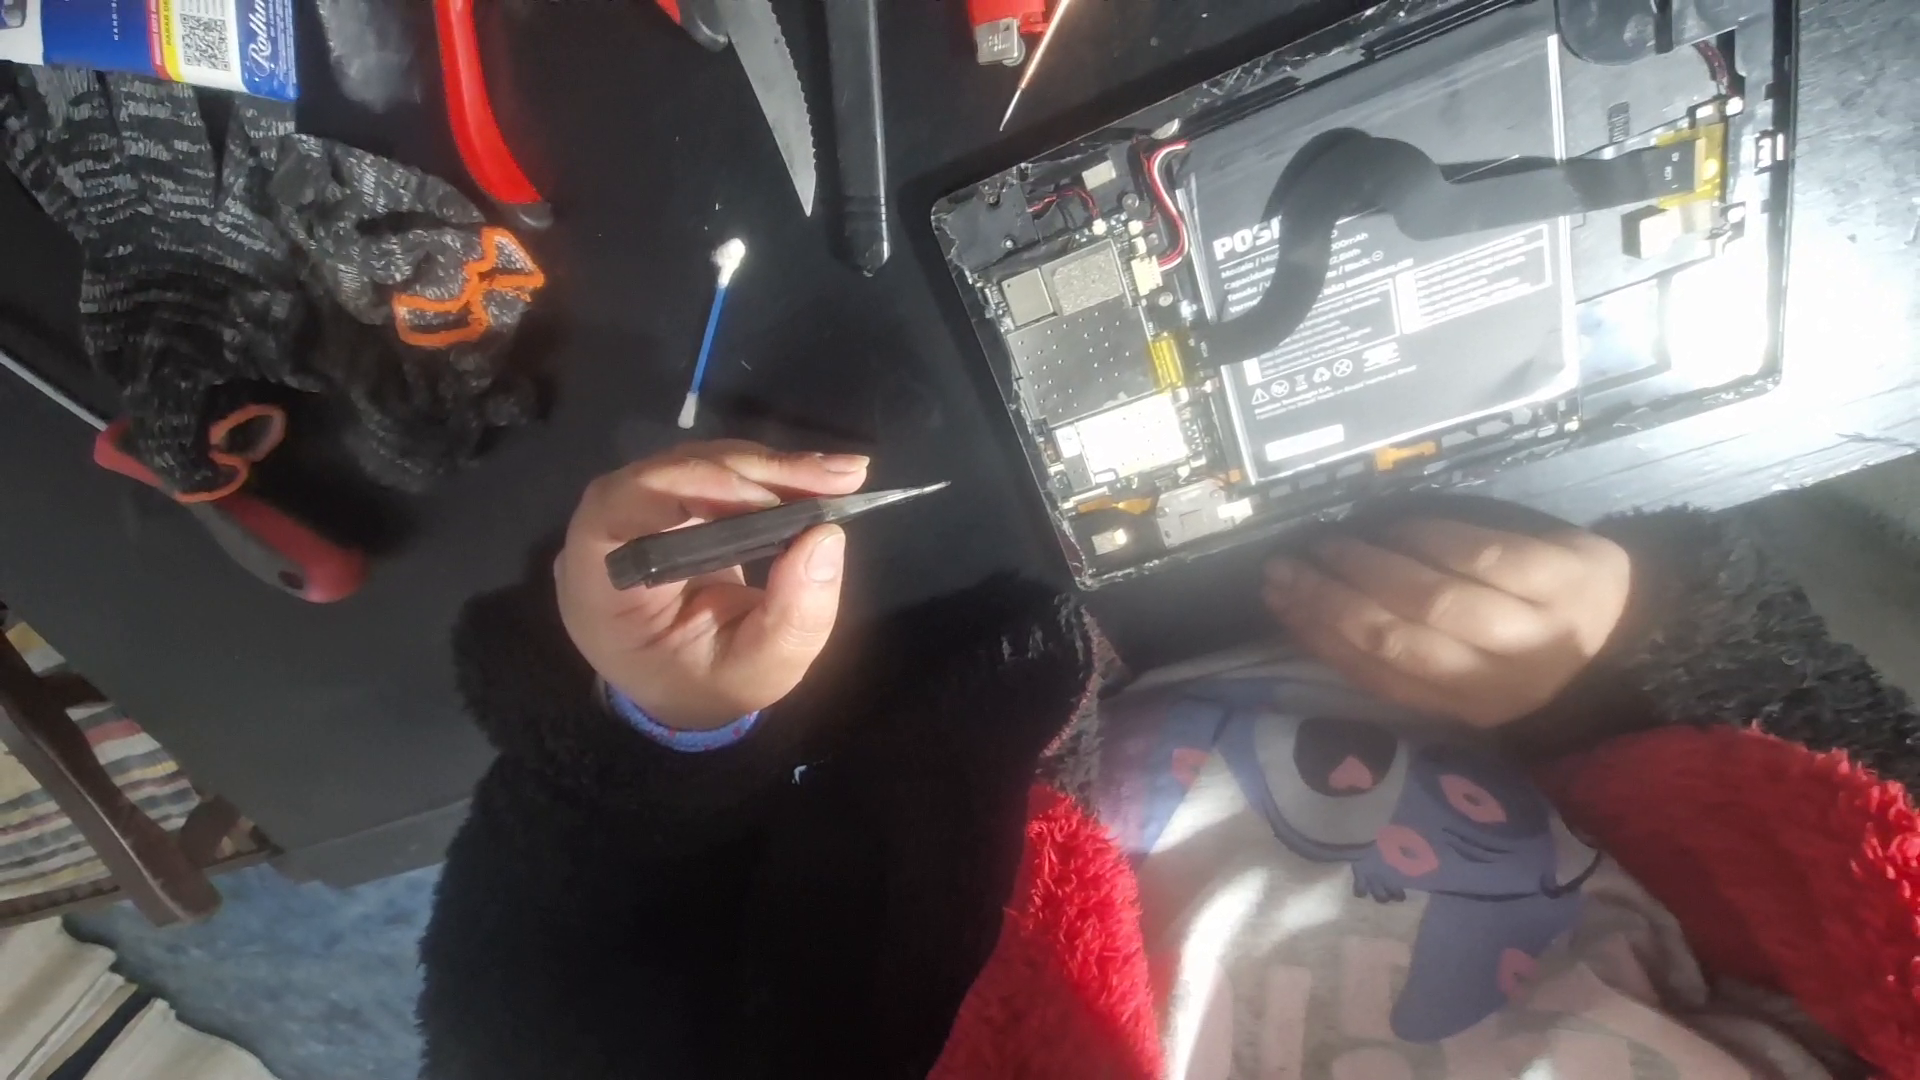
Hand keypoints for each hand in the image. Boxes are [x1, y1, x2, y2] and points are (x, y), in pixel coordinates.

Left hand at [554, 441, 869, 730]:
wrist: (691, 685)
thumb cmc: (710, 685)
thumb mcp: (758, 671)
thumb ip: (792, 618)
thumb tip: (826, 535)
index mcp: (599, 585)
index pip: (622, 506)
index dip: (693, 487)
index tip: (770, 500)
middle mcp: (607, 535)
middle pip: (670, 472)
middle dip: (757, 470)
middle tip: (836, 478)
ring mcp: (639, 514)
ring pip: (701, 463)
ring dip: (773, 467)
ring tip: (840, 478)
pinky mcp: (674, 505)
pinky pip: (719, 473)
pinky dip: (770, 474)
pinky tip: (816, 481)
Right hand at [1262, 519, 1629, 728]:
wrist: (1643, 642)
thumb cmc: (1525, 659)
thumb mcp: (1461, 682)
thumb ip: (1392, 659)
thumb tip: (1305, 615)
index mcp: (1469, 708)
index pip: (1375, 673)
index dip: (1317, 637)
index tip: (1275, 603)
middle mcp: (1501, 676)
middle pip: (1394, 636)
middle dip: (1325, 599)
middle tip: (1281, 568)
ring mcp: (1539, 625)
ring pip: (1431, 595)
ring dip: (1363, 565)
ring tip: (1324, 544)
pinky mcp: (1567, 572)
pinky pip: (1478, 552)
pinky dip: (1423, 536)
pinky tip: (1388, 527)